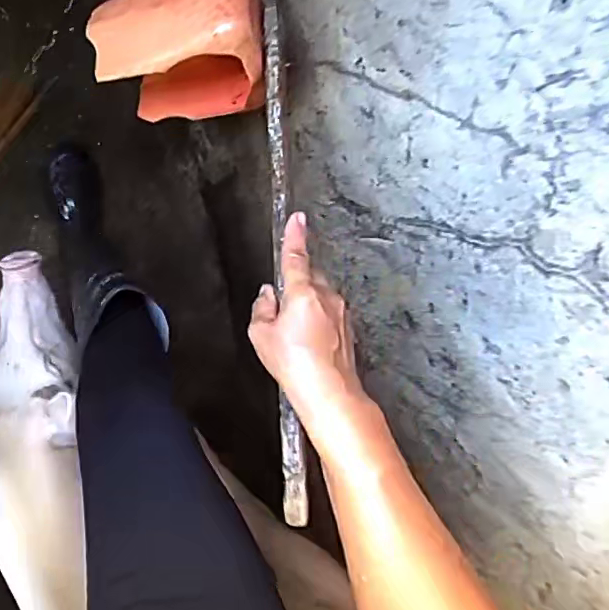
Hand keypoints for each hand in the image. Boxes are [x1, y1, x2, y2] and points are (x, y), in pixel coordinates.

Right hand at [248, 212, 363, 413]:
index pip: (296, 257)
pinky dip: (315, 320)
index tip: (297, 219)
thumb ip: (262, 308)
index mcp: (303, 293)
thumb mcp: (260, 332)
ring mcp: (341, 313)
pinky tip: (304, 340)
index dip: (294, 236)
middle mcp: (327, 298)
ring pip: (319, 296)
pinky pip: (327, 314)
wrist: (328, 389)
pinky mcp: (348, 328)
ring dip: (304, 305)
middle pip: (309, 277)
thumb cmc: (293, 361)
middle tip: (278, 304)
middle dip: (295, 282)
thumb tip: (268, 296)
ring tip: (289, 330)